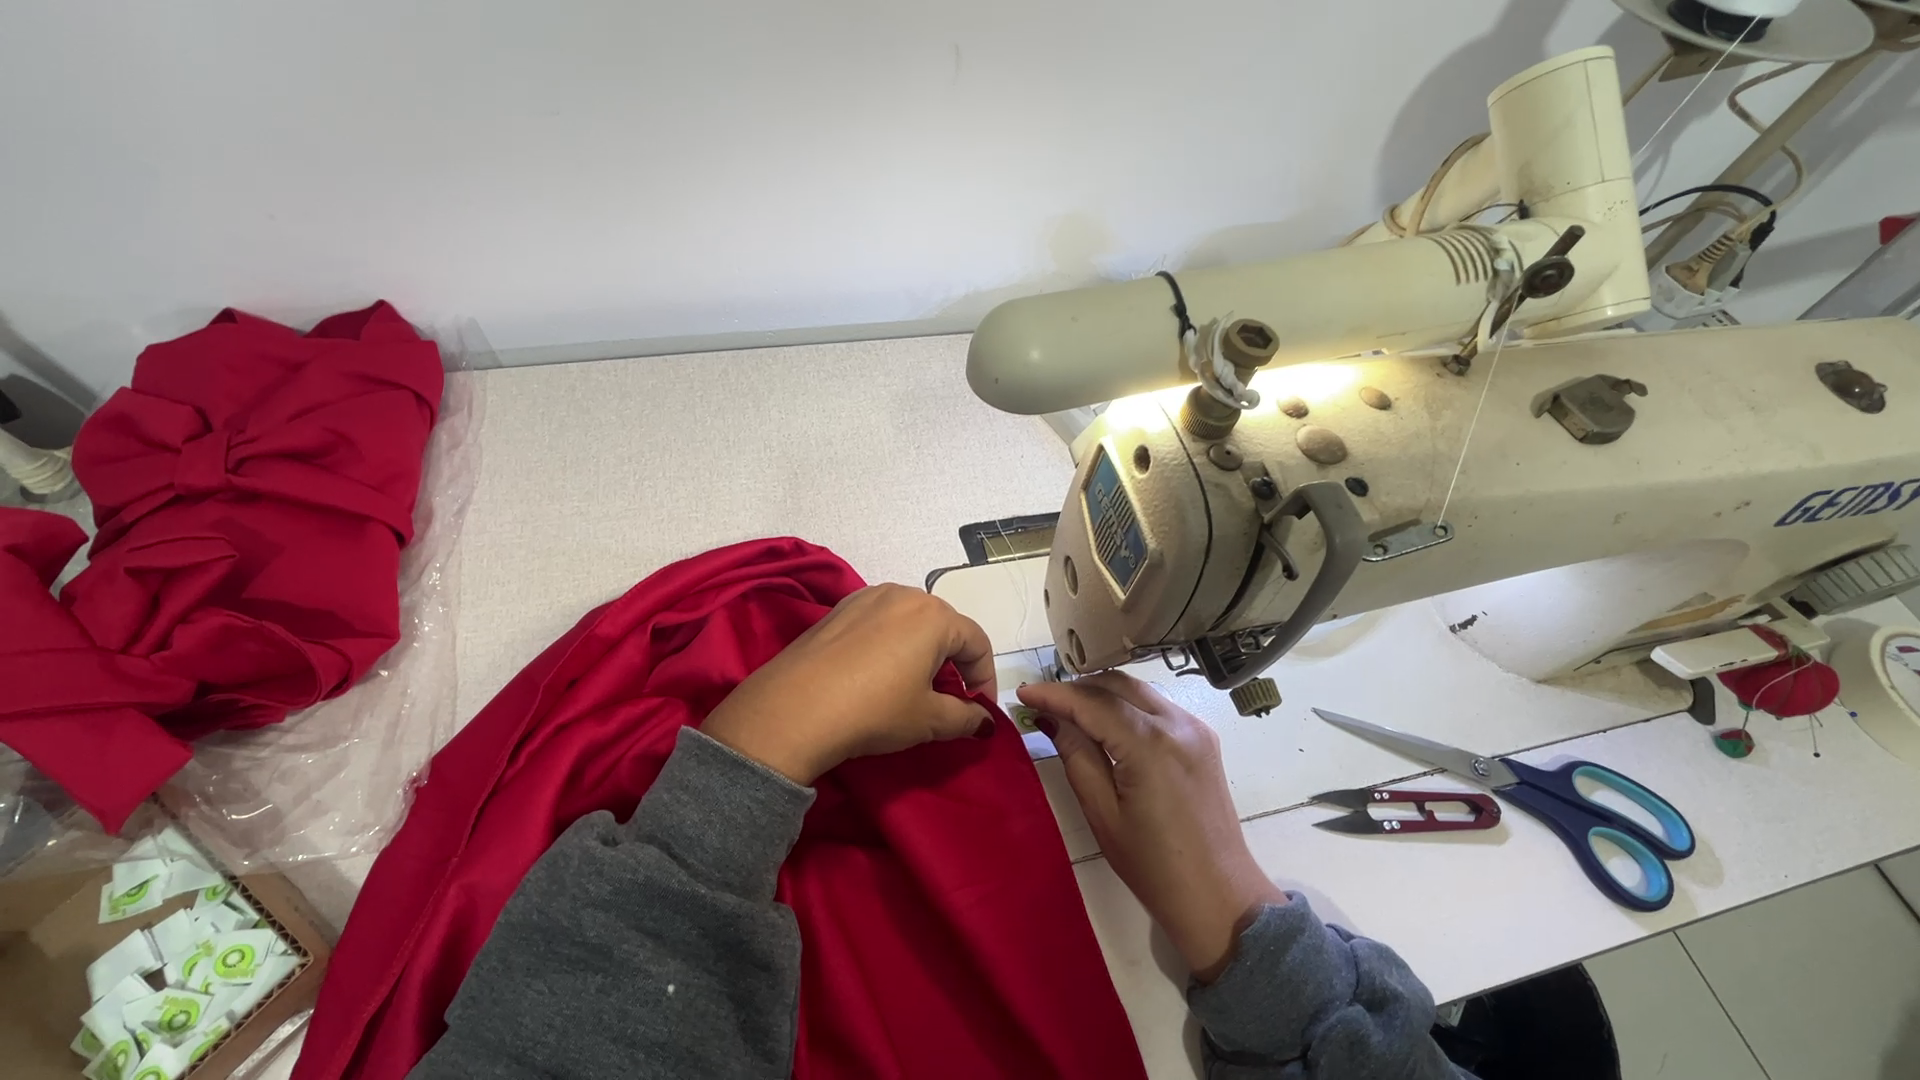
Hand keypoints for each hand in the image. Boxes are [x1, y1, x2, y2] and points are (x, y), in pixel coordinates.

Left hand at [702, 585, 998, 784]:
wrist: (795, 710)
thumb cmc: (874, 711)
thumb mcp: (928, 720)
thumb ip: (965, 718)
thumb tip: (982, 721)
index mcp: (934, 616)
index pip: (977, 642)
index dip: (985, 678)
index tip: (979, 709)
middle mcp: (904, 594)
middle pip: (944, 626)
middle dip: (953, 662)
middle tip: (948, 699)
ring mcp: (867, 596)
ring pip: (910, 620)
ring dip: (921, 650)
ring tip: (912, 686)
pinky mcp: (838, 609)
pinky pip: (879, 621)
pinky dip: (890, 643)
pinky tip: (876, 674)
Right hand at [1018, 673, 1282, 981]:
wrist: (1218, 896)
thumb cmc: (1153, 866)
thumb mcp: (1103, 814)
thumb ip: (1077, 757)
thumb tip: (1052, 720)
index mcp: (1150, 745)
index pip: (1093, 702)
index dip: (1054, 694)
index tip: (1024, 693)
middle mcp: (1178, 724)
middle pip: (1118, 684)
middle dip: (1078, 687)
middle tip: (1045, 705)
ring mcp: (1196, 728)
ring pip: (1139, 690)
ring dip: (1103, 693)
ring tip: (1070, 713)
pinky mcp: (1204, 739)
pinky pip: (1157, 706)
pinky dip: (1127, 706)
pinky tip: (1107, 726)